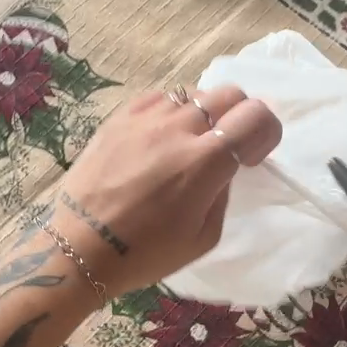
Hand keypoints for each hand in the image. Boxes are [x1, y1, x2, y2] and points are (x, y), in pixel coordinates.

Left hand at [52, 85, 280, 295]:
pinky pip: (159, 97)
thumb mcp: (203, 238)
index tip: (251, 159)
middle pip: (229, 94)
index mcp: (205, 162)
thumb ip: (222, 193)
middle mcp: (178, 129)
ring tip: (189, 145)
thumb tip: (222, 167)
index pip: (257, 116)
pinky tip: (161, 139)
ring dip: (203, 115)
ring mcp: (145, 118)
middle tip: (226, 148)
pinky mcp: (120, 117)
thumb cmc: (145, 253)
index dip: (266, 133)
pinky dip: (171, 112)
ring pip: (193, 93)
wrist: (80, 248)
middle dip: (239, 117)